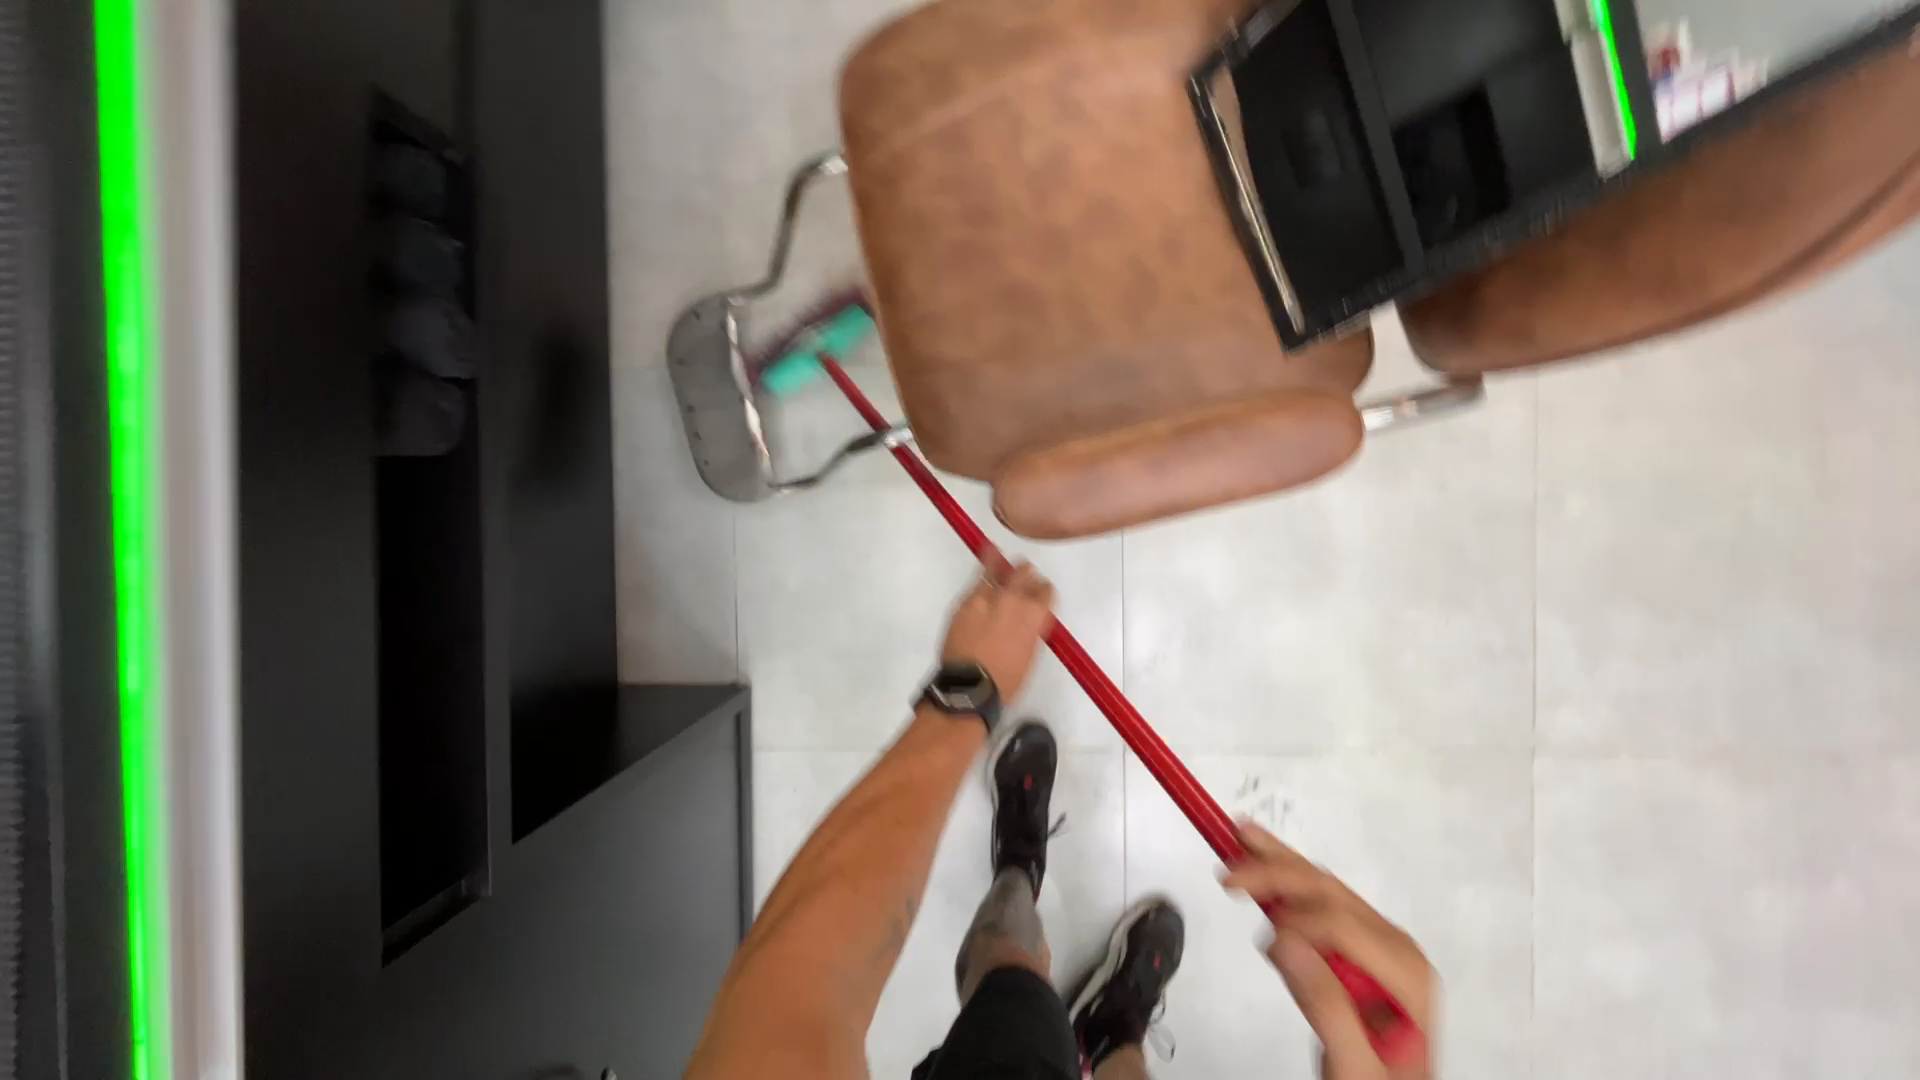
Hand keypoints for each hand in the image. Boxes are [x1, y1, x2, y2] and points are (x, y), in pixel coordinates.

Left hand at [938, 561, 1054, 701]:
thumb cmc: (1006, 680)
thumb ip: (1030, 630)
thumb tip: (1028, 618)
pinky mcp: (967, 601)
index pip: (1045, 593)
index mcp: (1034, 617)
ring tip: (1010, 560)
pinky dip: (986, 566)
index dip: (1043, 592)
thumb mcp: (1029, 654)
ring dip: (1009, 567)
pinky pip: (979, 578)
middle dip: (1028, 575)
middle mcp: (1015, 601)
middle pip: (1025, 577)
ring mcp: (988, 599)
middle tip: (1027, 573)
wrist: (969, 687)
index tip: (1041, 593)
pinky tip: (989, 552)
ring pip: (1002, 572)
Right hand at [1221, 823, 1436, 1079]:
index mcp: (1403, 972)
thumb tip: (1284, 942)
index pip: (1339, 922)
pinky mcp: (1361, 941)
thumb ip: (1326, 1008)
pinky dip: (1286, 875)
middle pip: (1327, 891)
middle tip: (1227, 873)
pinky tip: (1263, 857)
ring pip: (1321, 884)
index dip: (1295, 920)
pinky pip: (1321, 897)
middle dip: (1275, 873)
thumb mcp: (1354, 1067)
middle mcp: (1395, 944)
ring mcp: (1379, 939)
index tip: (1263, 941)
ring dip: (1278, 860)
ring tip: (1240, 832)